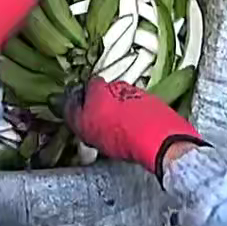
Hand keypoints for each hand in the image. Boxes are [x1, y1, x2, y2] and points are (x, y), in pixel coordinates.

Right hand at [63, 78, 204, 176]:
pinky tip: (140, 136)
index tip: (86, 112)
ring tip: (123, 133)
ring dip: (124, 112)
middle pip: (108, 92)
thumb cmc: (118, 133)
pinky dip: (140, 120)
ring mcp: (141, 94)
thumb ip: (73, 114)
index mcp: (98, 88)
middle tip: (104, 124)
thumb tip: (66, 105)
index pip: (88, 85)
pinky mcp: (158, 105)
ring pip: (126, 101)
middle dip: (106, 104)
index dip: (86, 98)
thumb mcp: (85, 128)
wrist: (161, 140)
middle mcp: (119, 85)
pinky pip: (144, 111)